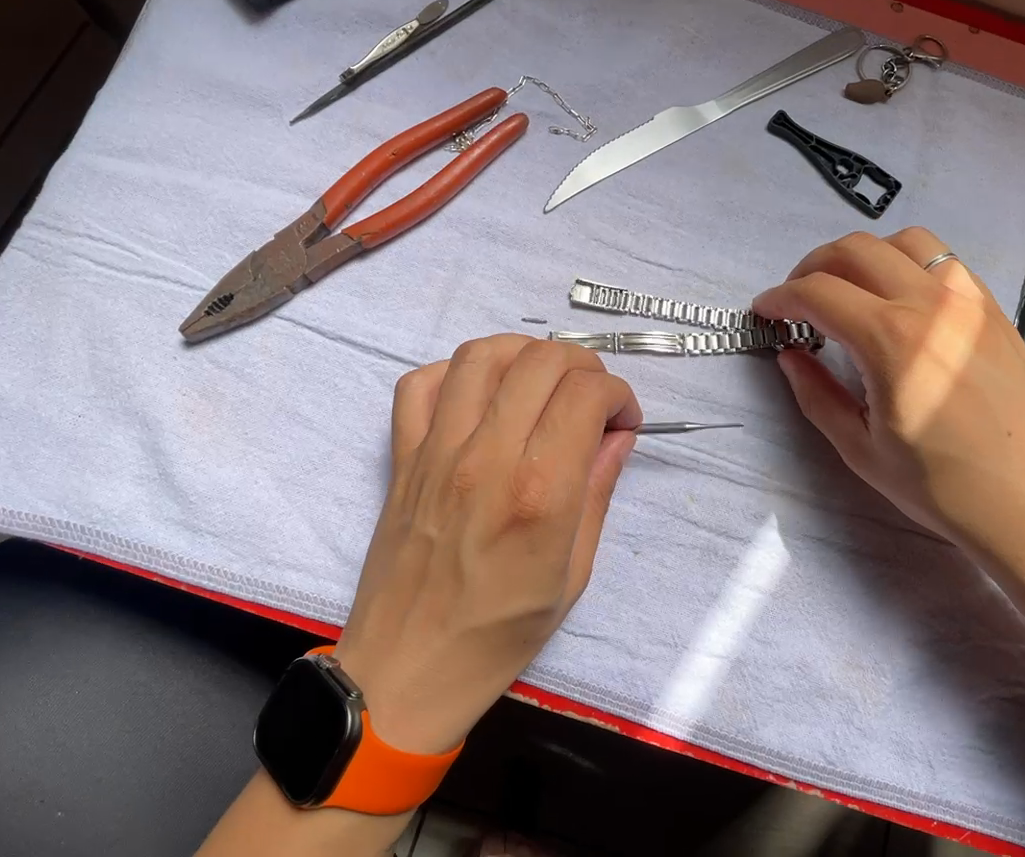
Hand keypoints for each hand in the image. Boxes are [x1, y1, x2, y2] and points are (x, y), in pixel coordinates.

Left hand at [333, 335, 640, 754]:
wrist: (406, 669)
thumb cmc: (501, 634)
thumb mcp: (574, 573)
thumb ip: (597, 491)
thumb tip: (617, 435)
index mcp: (540, 493)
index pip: (586, 393)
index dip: (618, 394)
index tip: (623, 421)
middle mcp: (487, 457)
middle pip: (541, 360)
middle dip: (583, 365)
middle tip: (592, 399)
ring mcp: (436, 451)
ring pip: (482, 355)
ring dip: (524, 354)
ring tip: (542, 383)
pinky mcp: (402, 456)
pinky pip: (420, 383)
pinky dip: (456, 373)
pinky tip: (481, 397)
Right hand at [754, 229, 1024, 579]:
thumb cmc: (942, 489)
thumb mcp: (861, 450)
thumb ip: (816, 394)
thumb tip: (790, 355)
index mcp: (891, 341)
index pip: (818, 293)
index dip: (780, 298)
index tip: (764, 312)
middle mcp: (930, 304)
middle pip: (855, 250)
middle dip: (811, 268)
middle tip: (796, 301)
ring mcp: (969, 301)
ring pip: (904, 241)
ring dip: (863, 255)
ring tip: (849, 292)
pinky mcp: (994, 310)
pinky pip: (943, 262)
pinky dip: (907, 264)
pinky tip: (900, 303)